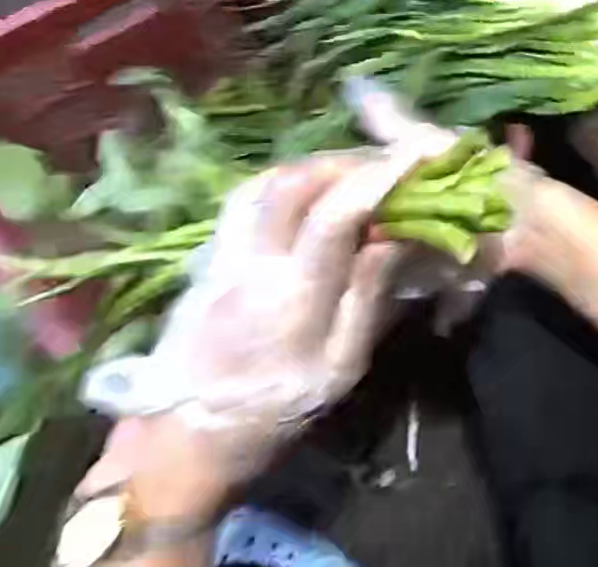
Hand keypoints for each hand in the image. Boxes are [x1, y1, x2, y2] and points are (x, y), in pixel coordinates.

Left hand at [81, 153, 423, 503]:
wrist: (182, 442)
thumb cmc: (277, 409)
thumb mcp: (342, 366)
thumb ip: (369, 295)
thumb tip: (397, 233)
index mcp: (292, 300)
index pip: (334, 217)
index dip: (377, 178)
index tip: (415, 156)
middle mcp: (252, 265)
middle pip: (294, 183)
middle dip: (348, 162)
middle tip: (386, 164)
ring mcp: (222, 255)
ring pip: (266, 182)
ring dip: (317, 165)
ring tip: (353, 171)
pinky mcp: (208, 253)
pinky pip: (246, 195)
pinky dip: (286, 178)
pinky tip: (310, 186)